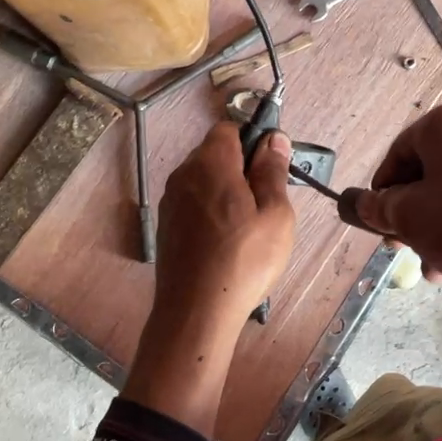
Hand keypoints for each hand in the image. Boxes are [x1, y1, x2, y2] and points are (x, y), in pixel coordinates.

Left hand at [125, 124, 295, 435]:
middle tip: (266, 203)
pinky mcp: (166, 228)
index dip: (253, 140)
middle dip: (240, 168)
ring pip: (203, 181)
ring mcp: (170, 203)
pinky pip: (193, 205)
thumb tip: (274, 139)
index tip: (271, 168)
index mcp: (210, 164)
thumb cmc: (244, 261)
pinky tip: (226, 243)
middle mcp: (183, 175)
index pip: (229, 129)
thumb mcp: (275, 214)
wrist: (196, 312)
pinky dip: (211, 213)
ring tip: (248, 228)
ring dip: (226, 192)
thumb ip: (273, 171)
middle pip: (214, 154)